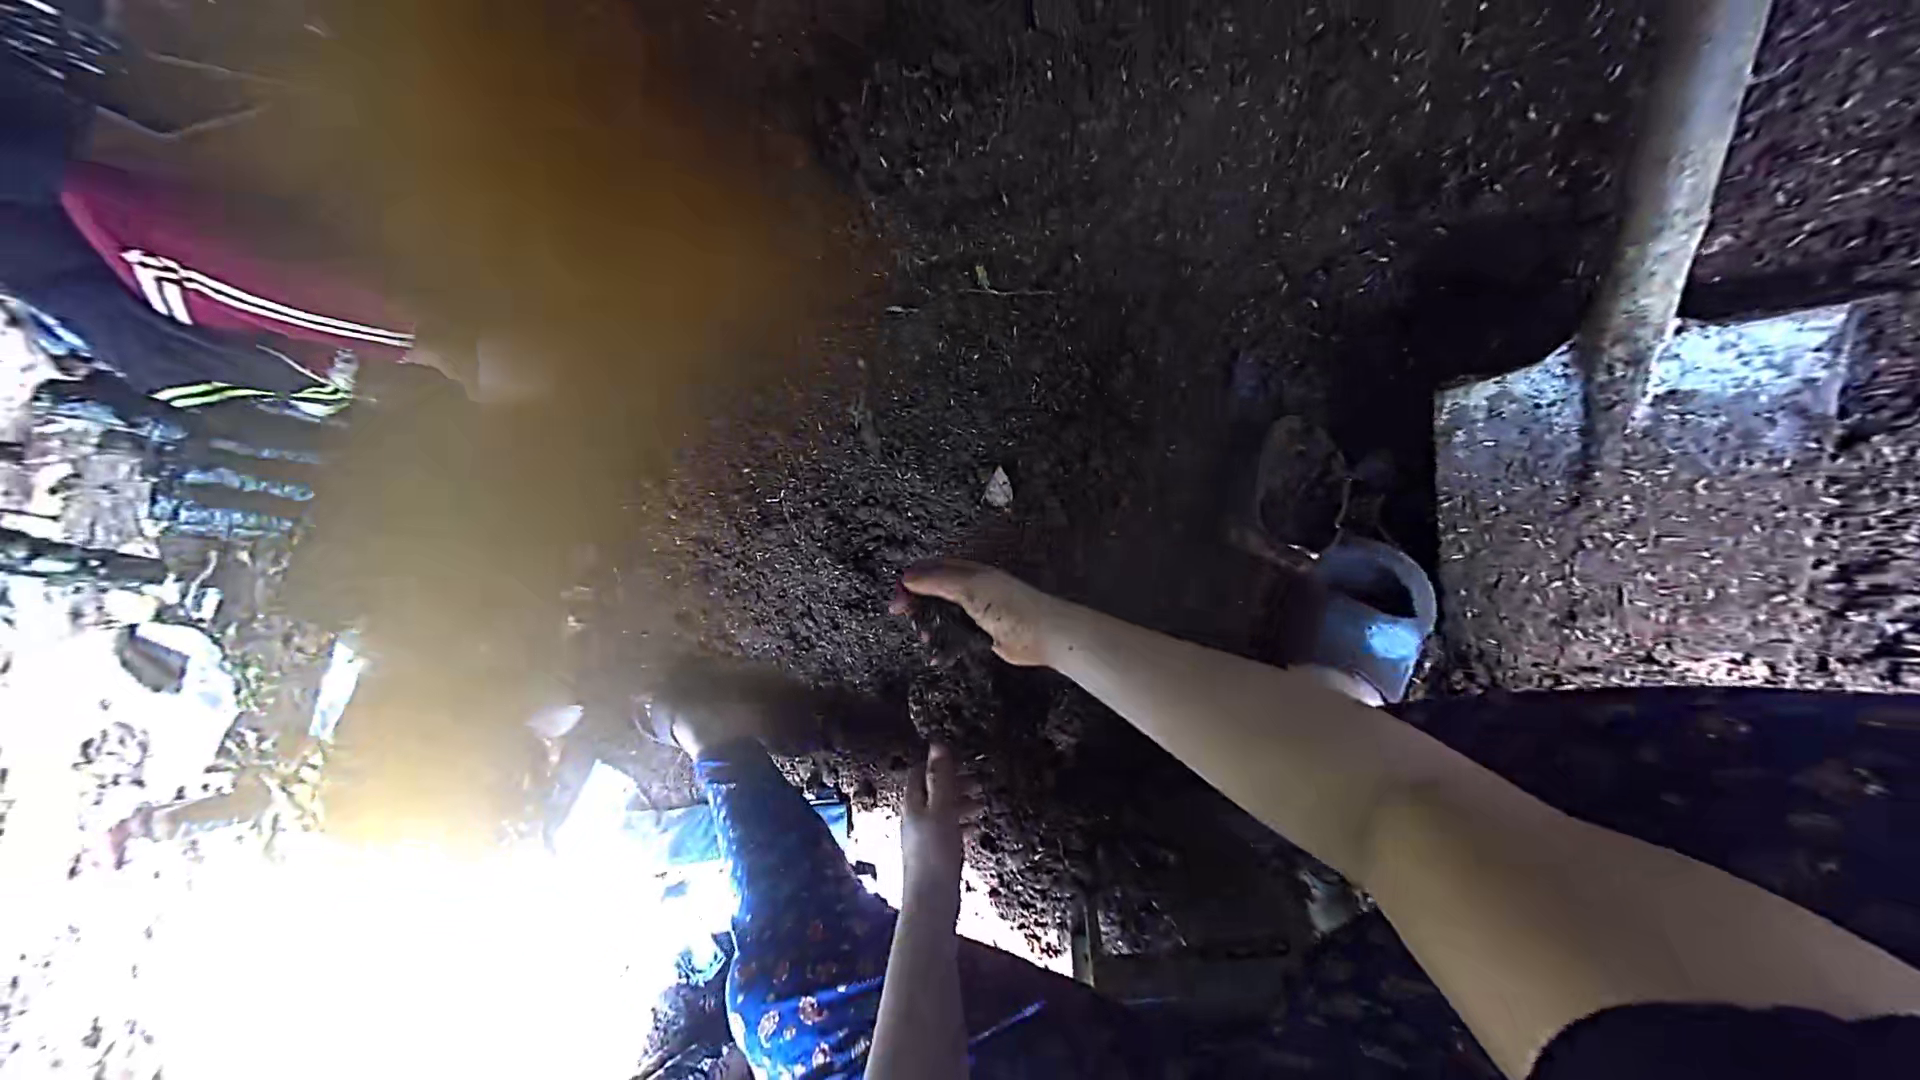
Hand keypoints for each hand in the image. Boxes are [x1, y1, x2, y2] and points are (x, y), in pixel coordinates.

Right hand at [892, 559, 1065, 667]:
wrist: (1043, 634)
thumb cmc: (1012, 606)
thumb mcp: (970, 588)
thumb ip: (938, 581)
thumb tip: (908, 576)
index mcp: (968, 572)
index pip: (930, 570)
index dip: (910, 581)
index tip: (897, 600)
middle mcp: (970, 589)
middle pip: (932, 593)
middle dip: (916, 604)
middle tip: (903, 616)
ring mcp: (974, 612)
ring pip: (941, 616)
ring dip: (928, 626)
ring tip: (925, 637)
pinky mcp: (980, 634)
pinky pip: (953, 636)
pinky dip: (942, 644)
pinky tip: (938, 654)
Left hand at [900, 743, 978, 916]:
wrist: (931, 902)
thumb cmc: (936, 852)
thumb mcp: (942, 809)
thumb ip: (940, 778)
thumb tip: (936, 743)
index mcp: (912, 803)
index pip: (919, 772)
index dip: (937, 763)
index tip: (961, 760)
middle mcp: (914, 817)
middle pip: (932, 791)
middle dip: (954, 783)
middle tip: (979, 781)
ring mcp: (922, 837)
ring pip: (941, 811)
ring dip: (960, 802)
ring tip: (983, 803)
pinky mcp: (933, 854)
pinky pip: (947, 830)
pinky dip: (960, 824)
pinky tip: (975, 828)